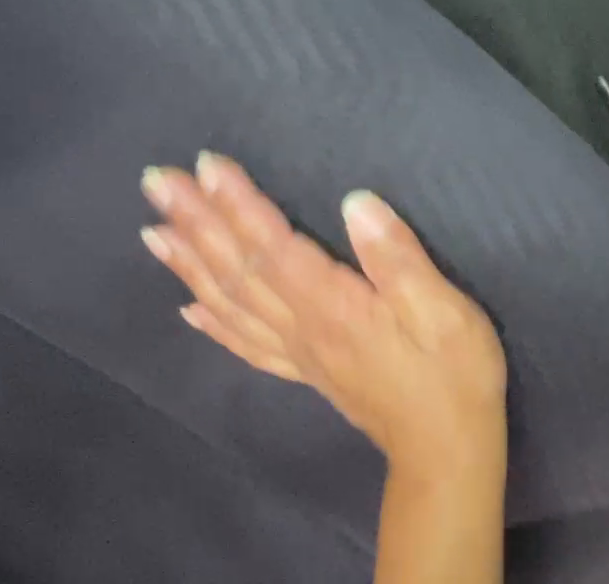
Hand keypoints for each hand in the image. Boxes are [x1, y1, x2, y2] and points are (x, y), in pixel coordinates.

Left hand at [139, 154, 506, 492]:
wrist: (447, 445)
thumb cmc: (453, 368)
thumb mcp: (441, 307)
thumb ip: (397, 255)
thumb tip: (355, 201)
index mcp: (333, 306)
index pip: (273, 246)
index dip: (239, 203)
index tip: (206, 164)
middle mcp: (303, 328)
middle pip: (238, 270)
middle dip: (197, 221)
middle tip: (156, 181)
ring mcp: (300, 353)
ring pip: (231, 302)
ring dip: (192, 262)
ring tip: (154, 230)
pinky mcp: (308, 371)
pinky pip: (246, 343)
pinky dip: (213, 321)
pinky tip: (190, 308)